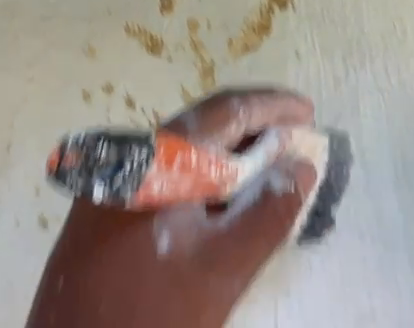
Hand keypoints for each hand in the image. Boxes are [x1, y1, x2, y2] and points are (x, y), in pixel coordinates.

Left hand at [25, 87, 318, 327]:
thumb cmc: (152, 313)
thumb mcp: (221, 268)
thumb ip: (268, 213)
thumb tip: (301, 163)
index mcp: (157, 157)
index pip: (224, 111)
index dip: (270, 106)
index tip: (308, 112)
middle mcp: (130, 153)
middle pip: (203, 122)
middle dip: (253, 125)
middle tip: (296, 136)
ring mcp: (113, 179)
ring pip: (184, 147)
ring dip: (228, 151)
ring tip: (270, 164)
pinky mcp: (105, 205)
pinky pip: (165, 171)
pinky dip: (201, 174)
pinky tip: (224, 197)